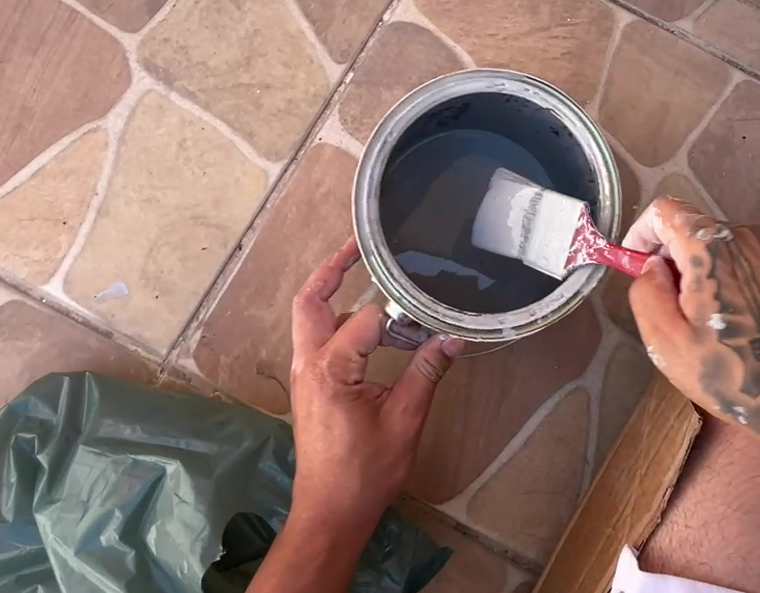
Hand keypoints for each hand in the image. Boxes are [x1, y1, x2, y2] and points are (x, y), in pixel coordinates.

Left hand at [288, 238, 462, 532]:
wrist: (330, 514)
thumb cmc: (365, 472)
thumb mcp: (404, 419)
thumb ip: (427, 371)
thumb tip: (454, 337)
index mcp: (330, 368)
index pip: (367, 316)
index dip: (400, 311)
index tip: (428, 308)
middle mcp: (309, 363)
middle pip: (310, 300)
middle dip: (332, 267)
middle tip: (360, 245)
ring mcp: (306, 374)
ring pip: (312, 318)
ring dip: (336, 293)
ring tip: (371, 277)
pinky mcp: (311, 385)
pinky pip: (320, 338)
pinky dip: (341, 320)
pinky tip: (373, 326)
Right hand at [623, 197, 759, 435]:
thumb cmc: (734, 373)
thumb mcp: (667, 342)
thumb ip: (646, 293)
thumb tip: (653, 267)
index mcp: (710, 247)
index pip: (664, 210)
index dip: (641, 232)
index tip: (636, 264)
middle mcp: (745, 236)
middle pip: (695, 229)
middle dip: (673, 259)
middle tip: (671, 305)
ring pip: (723, 248)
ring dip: (704, 271)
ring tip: (709, 322)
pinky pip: (750, 262)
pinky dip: (733, 280)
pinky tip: (742, 324)